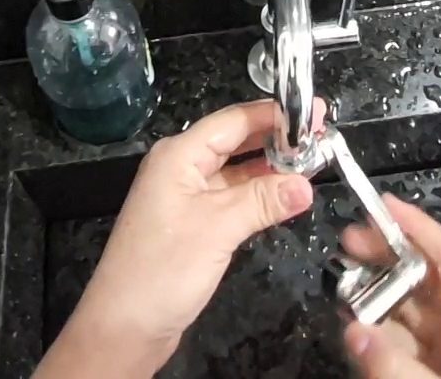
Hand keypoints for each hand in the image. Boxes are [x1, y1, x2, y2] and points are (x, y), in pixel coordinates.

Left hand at [36, 100, 317, 378]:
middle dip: (275, 136)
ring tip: (310, 159)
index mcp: (179, 154)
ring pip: (235, 168)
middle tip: (317, 132)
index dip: (273, 114)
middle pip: (235, 140)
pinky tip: (284, 192)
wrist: (123, 329)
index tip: (311, 111)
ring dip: (269, 165)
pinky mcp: (192, 221)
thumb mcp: (218, 228)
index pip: (234, 120)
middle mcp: (181, 166)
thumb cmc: (162, 269)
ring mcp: (186, 194)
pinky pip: (231, 194)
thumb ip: (263, 201)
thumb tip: (306, 184)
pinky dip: (257, 191)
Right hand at [341, 195, 440, 378]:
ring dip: (379, 296)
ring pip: (414, 314)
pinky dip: (381, 333)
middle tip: (347, 243)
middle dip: (388, 260)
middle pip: (430, 282)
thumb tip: (352, 327)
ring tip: (343, 285)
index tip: (381, 205)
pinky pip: (408, 346)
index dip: (418, 228)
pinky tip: (355, 327)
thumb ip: (390, 364)